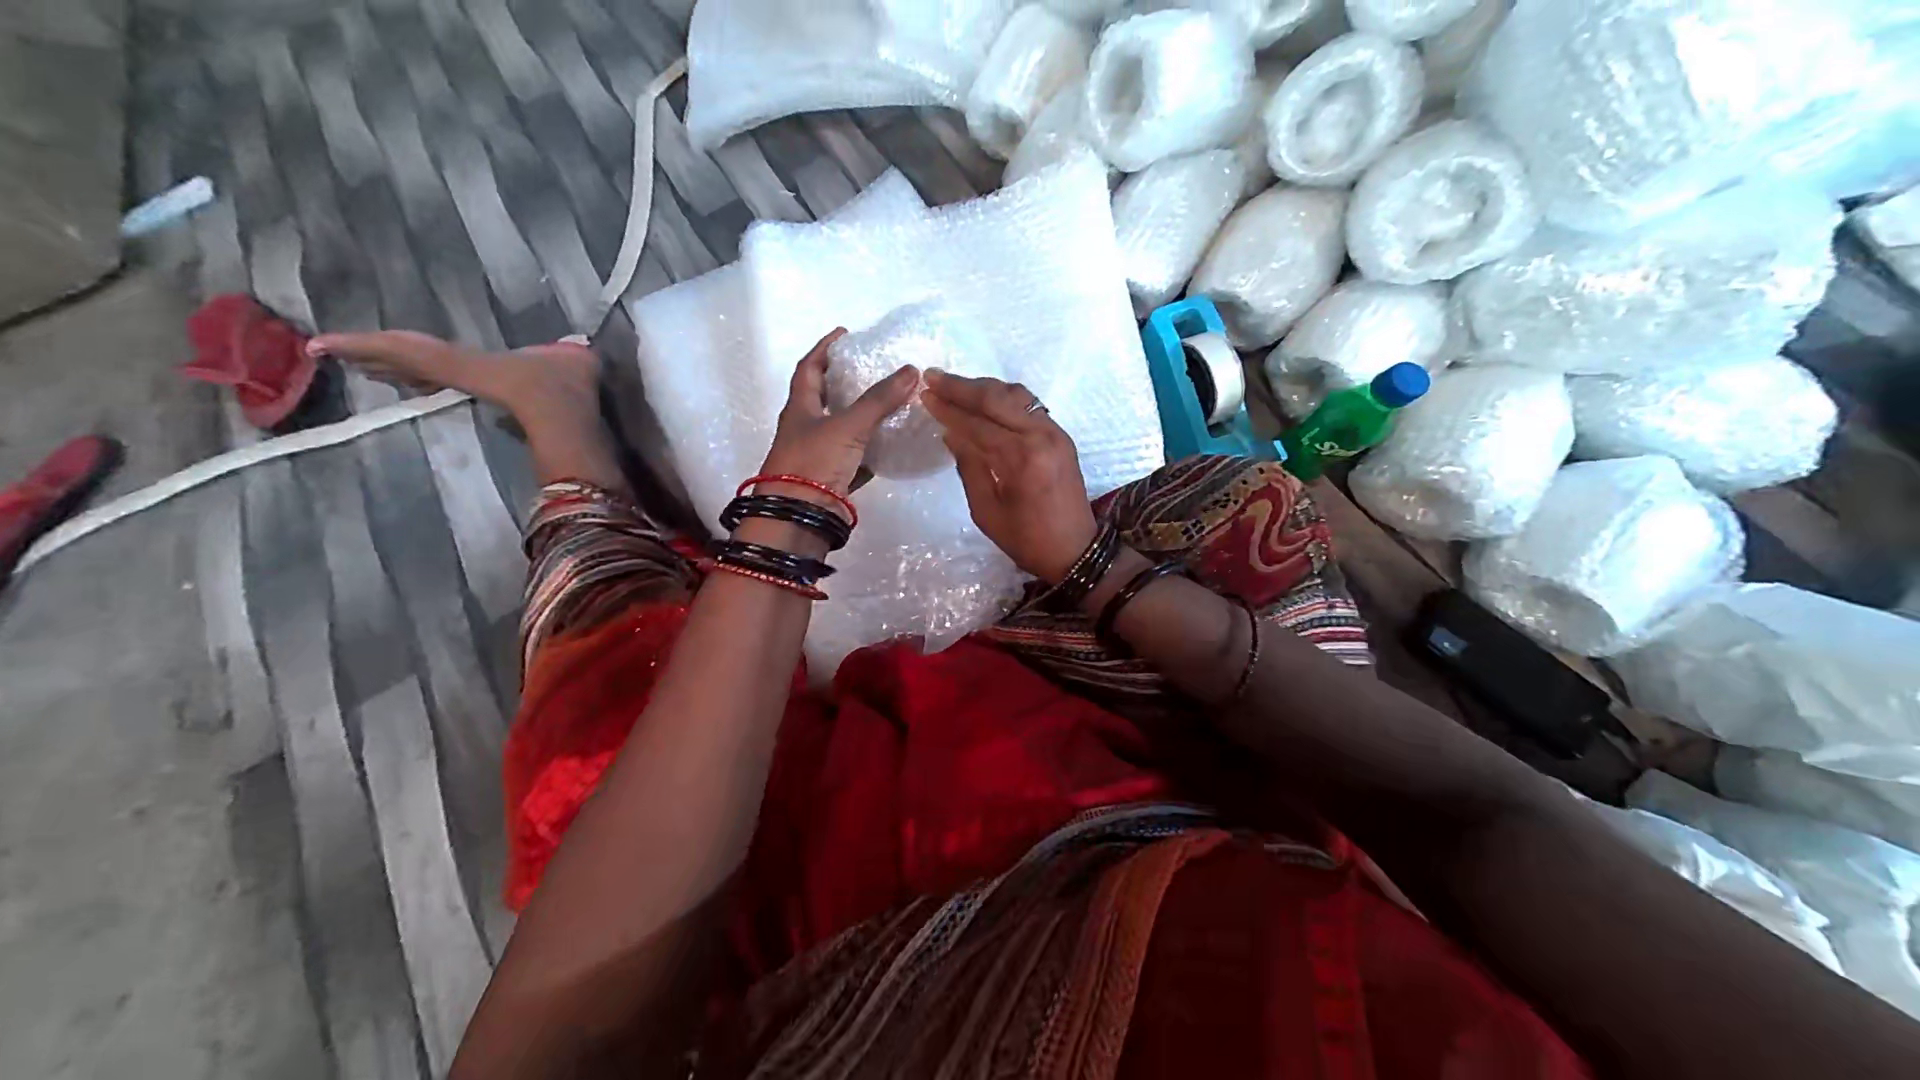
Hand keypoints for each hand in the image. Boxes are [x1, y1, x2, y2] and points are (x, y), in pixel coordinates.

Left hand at [756, 327, 917, 501]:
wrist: (799, 517)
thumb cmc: (814, 462)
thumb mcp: (848, 426)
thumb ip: (879, 400)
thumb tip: (911, 370)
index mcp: (800, 409)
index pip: (809, 368)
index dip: (825, 349)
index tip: (844, 335)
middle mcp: (805, 429)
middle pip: (824, 398)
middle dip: (844, 382)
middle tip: (871, 368)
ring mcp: (817, 455)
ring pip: (841, 429)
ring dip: (861, 417)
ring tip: (888, 402)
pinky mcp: (830, 479)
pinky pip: (853, 459)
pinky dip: (870, 450)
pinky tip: (890, 444)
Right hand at [921, 371, 1096, 582]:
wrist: (1076, 550)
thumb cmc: (1027, 539)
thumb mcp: (986, 512)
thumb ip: (969, 468)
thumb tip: (952, 433)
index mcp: (1021, 459)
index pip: (977, 424)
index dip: (948, 409)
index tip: (925, 396)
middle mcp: (1041, 436)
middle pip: (996, 399)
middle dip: (962, 387)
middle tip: (933, 377)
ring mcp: (1055, 432)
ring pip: (1015, 395)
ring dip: (983, 388)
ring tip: (955, 386)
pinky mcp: (1061, 435)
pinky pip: (1029, 405)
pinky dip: (1004, 398)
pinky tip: (984, 400)